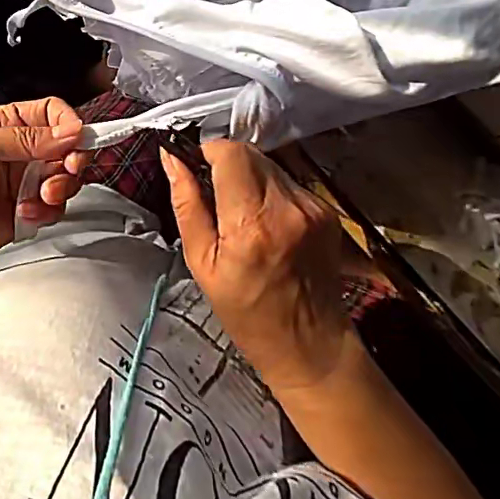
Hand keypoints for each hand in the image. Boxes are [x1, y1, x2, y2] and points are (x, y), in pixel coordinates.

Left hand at [0, 98, 90, 284]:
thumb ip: (22, 138)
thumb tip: (66, 132)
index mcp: (0, 124)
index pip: (49, 113)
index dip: (68, 123)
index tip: (76, 139)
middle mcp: (14, 151)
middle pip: (65, 145)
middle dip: (71, 158)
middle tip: (64, 169)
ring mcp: (19, 183)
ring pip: (63, 177)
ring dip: (60, 186)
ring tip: (41, 194)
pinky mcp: (22, 213)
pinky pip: (53, 208)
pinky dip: (48, 211)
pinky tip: (25, 213)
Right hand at [162, 141, 353, 392]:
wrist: (311, 345)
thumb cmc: (249, 313)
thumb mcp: (202, 262)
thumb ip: (187, 204)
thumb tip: (173, 160)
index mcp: (251, 225)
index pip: (229, 153)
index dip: (207, 153)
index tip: (197, 169)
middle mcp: (287, 209)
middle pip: (249, 152)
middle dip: (226, 164)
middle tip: (215, 196)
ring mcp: (312, 208)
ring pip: (269, 163)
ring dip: (248, 176)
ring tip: (241, 214)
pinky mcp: (326, 210)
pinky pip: (287, 181)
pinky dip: (270, 191)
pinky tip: (266, 222)